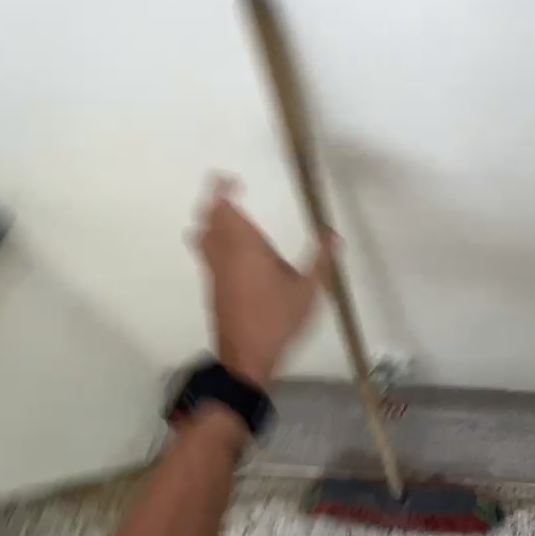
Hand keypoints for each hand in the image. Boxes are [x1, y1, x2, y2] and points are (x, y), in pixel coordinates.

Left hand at [189, 176, 331, 388]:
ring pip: (203, 236)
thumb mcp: (309, 290)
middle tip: (227, 187)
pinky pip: (206, 251)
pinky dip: (211, 237)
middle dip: (214, 200)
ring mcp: (216, 272)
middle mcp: (225, 256)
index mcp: (247, 250)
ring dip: (210, 218)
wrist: (246, 358)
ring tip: (225, 209)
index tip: (230, 178)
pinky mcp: (213, 286)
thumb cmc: (277, 320)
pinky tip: (228, 244)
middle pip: (209, 220)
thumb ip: (320, 259)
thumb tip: (331, 232)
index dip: (222, 191)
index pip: (226, 211)